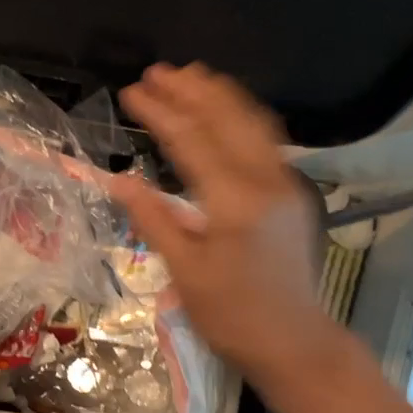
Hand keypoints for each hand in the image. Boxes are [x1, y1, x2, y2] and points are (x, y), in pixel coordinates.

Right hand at [112, 63, 346, 394]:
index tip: (132, 90)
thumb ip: (153, 218)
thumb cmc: (232, 314)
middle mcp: (265, 181)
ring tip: (192, 74)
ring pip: (254, 123)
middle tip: (158, 70)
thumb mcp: (184, 270)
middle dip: (191, 90)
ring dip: (221, 95)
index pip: (190, 140)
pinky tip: (227, 111)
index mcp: (234, 201)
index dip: (159, 112)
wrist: (294, 342)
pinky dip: (243, 115)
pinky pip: (268, 139)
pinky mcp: (293, 193)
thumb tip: (118, 180)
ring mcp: (285, 184)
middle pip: (226, 119)